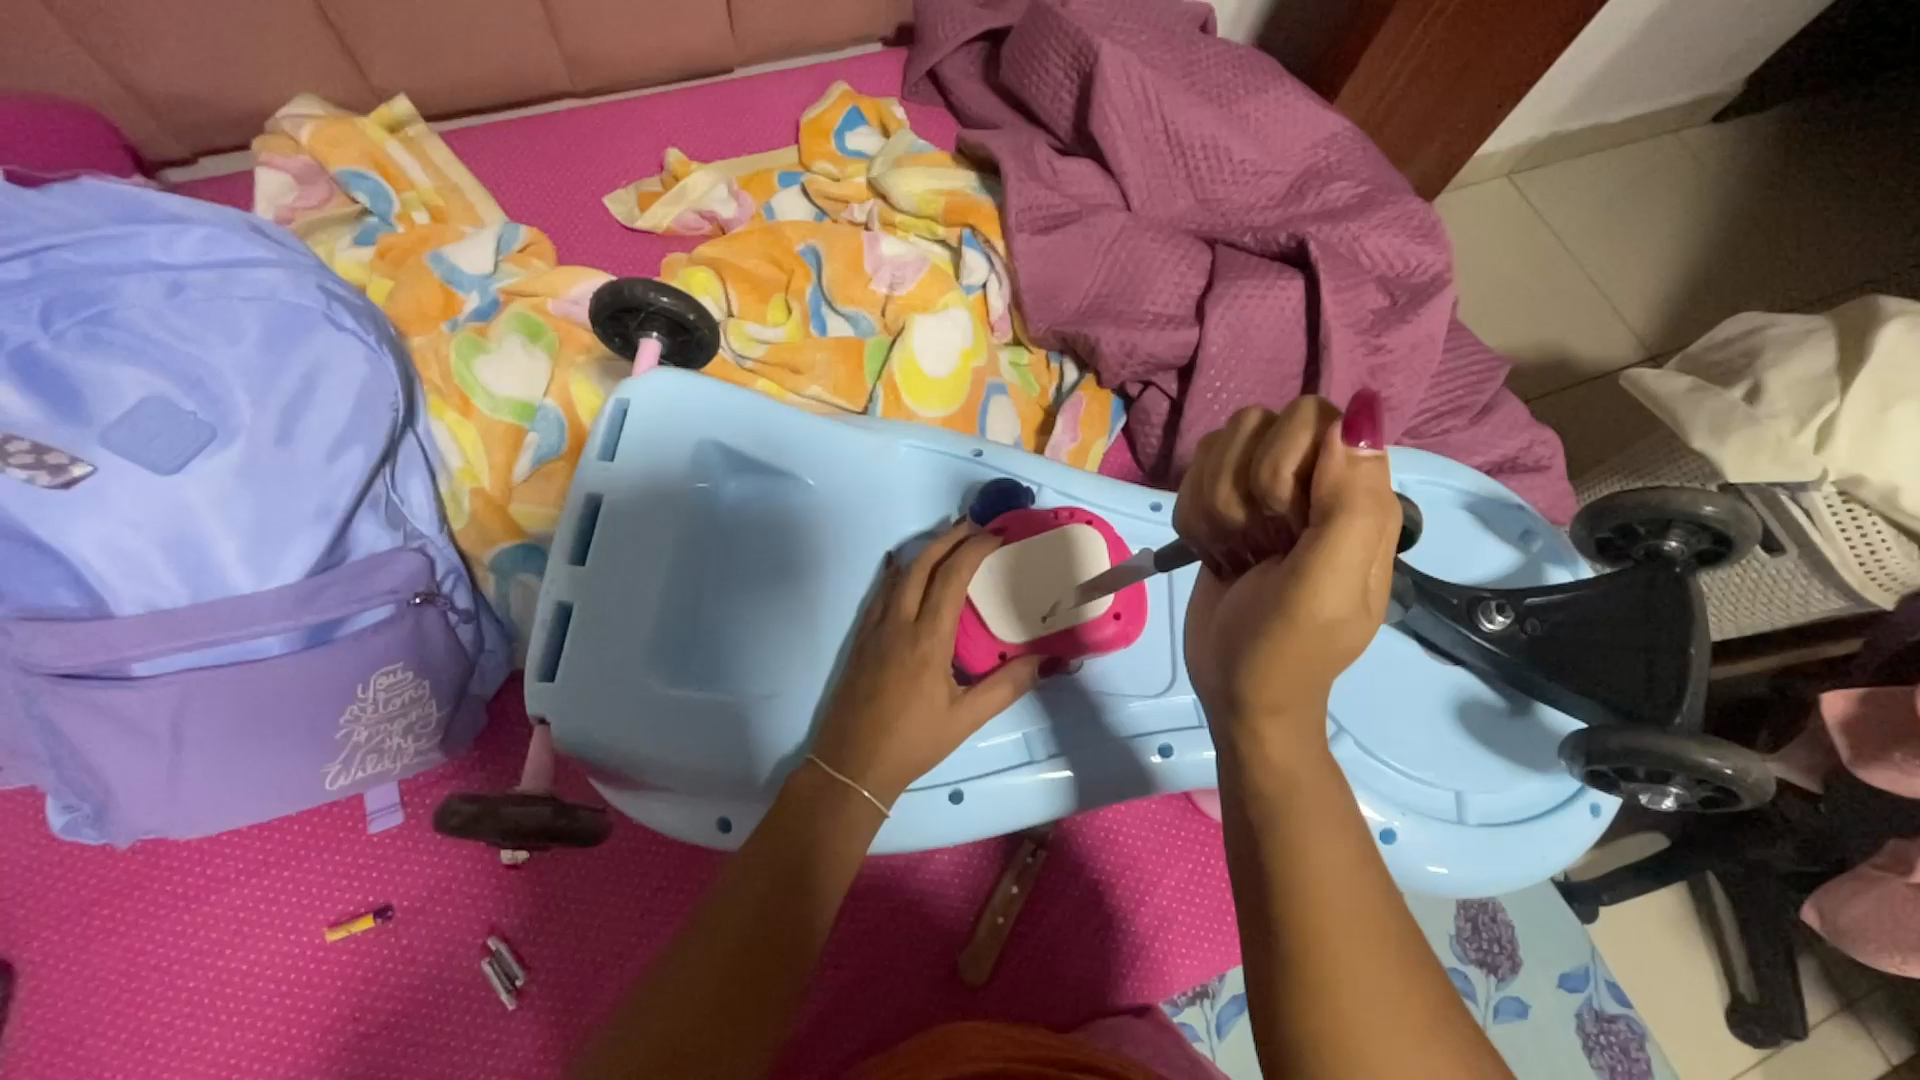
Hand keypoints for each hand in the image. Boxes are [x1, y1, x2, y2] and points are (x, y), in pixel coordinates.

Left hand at [807, 521, 1045, 806]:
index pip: (952, 577)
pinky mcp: (860, 640)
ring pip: (898, 574)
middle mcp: (898, 623)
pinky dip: (895, 572)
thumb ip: (1007, 686)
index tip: (995, 536)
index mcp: (927, 638)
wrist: (851, 764)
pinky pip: (879, 592)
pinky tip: (898, 566)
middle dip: (948, 538)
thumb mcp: (966, 719)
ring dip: (924, 551)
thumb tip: (1048, 660)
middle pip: (922, 564)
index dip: (974, 550)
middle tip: (973, 525)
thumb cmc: (912, 743)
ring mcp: (874, 629)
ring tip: (946, 540)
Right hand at [1175, 391, 1399, 755]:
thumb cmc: (1287, 646)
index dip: (1285, 467)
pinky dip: (1194, 518)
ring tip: (1237, 555)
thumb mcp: (1329, 588)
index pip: (1317, 420)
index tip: (1286, 526)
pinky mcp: (1226, 504)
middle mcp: (1316, 481)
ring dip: (1215, 508)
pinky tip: (1214, 554)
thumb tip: (1361, 410)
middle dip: (1244, 491)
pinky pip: (1196, 472)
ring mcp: (1266, 490)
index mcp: (1360, 495)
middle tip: (1261, 546)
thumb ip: (1350, 503)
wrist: (1237, 690)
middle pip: (1261, 424)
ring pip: (1222, 445)